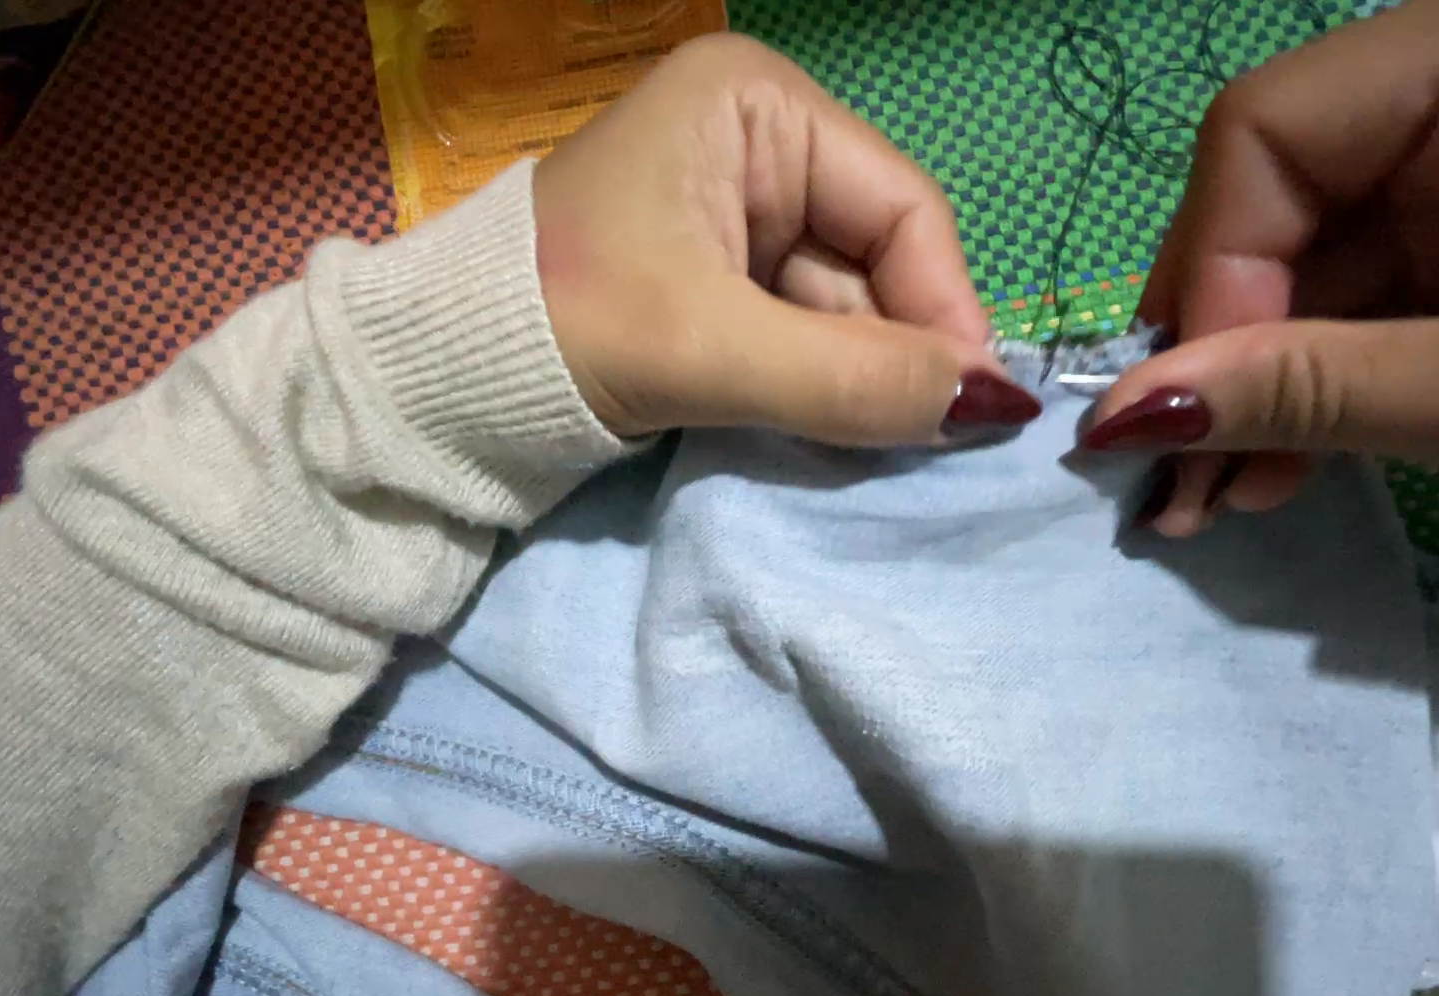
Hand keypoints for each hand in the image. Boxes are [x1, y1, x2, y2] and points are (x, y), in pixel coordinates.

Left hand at [534, 34, 1038, 446]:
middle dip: (897, 354)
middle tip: (928, 439)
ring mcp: (737, 223)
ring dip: (858, 382)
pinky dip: (819, 390)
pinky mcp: (719, 287)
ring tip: (872, 443)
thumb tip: (988, 403)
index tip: (974, 402)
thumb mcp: (711, 347)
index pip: (898, 206)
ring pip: (839, 312)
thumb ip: (849, 377)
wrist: (449, 382)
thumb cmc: (565, 326)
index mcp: (754, 109)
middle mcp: (755, 152)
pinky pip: (800, 340)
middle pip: (873, 262)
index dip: (946, 307)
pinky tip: (828, 430)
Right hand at [1084, 0, 1438, 532]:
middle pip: (1265, 208)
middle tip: (1180, 477)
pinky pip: (1345, 307)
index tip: (1194, 398)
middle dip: (1211, 351)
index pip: (1271, 132)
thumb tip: (1122, 417)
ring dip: (1247, 390)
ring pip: (1293, 273)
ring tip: (1225, 496)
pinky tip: (1284, 469)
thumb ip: (1313, 390)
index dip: (1208, 266)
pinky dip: (1304, 394)